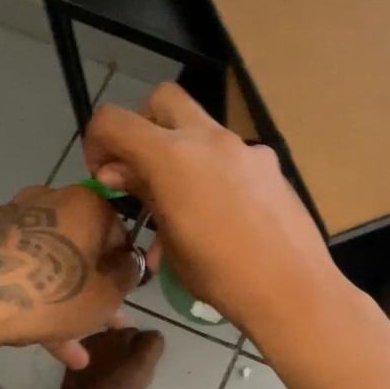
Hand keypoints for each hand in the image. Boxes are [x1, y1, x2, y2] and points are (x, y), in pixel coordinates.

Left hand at [0, 185, 136, 367]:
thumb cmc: (53, 294)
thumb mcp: (106, 296)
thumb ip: (127, 276)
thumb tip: (131, 262)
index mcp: (86, 203)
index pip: (119, 231)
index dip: (124, 268)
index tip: (124, 297)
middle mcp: (49, 200)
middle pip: (83, 250)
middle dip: (95, 292)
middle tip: (104, 326)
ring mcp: (13, 219)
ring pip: (52, 264)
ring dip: (67, 305)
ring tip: (74, 353)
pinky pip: (25, 268)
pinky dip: (37, 297)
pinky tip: (43, 338)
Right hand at [83, 83, 340, 333]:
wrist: (292, 289)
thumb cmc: (220, 276)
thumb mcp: (171, 240)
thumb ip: (144, 195)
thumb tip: (118, 171)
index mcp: (172, 156)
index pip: (114, 120)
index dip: (97, 140)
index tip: (104, 173)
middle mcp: (209, 138)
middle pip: (163, 100)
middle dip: (144, 126)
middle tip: (143, 168)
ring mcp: (245, 148)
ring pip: (202, 129)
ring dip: (184, 152)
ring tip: (186, 204)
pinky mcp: (271, 165)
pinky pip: (233, 155)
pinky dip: (217, 171)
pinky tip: (226, 214)